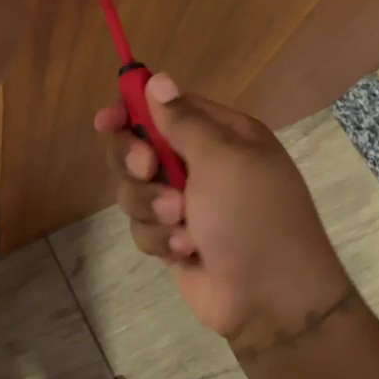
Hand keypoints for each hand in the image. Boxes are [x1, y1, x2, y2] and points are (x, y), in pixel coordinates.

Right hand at [95, 74, 352, 345]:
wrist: (272, 298)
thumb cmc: (253, 217)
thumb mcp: (222, 159)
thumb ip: (182, 120)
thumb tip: (158, 80)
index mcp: (221, 135)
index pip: (164, 108)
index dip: (131, 111)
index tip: (107, 122)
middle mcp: (202, 164)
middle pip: (138, 146)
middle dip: (136, 162)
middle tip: (148, 170)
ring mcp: (187, 202)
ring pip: (135, 190)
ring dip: (152, 207)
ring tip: (183, 225)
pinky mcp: (174, 237)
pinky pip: (143, 227)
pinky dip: (161, 238)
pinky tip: (188, 251)